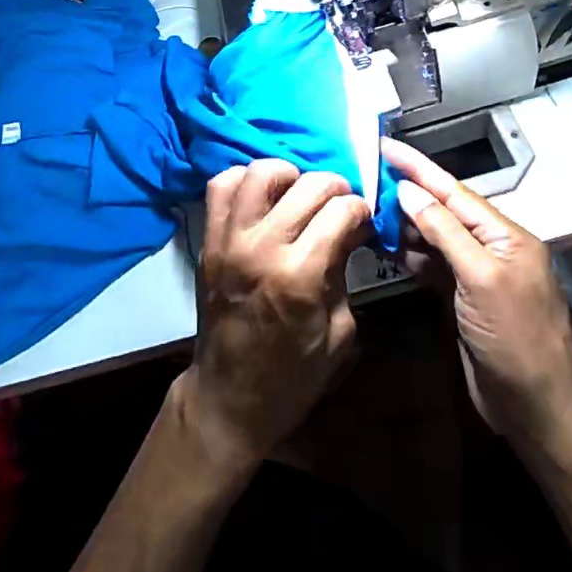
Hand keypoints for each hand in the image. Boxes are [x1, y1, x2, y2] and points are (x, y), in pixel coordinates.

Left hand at [187, 160, 368, 467]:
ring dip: (290, 175)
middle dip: (336, 189)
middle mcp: (261, 248)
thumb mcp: (340, 329)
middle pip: (309, 184)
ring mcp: (228, 241)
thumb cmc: (294, 374)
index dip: (361, 210)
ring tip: (300, 195)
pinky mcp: (208, 242)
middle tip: (339, 207)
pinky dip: (246, 181)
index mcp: (300, 275)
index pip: (341, 209)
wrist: (229, 399)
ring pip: (261, 172)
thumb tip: (353, 225)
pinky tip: (266, 198)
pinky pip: (221, 186)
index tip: (363, 222)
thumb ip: (345, 269)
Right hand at [382, 138, 571, 447]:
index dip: (418, 168)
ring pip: (434, 237)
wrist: (535, 406)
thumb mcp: (482, 278)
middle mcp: (489, 245)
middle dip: (406, 192)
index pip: (454, 191)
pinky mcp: (461, 298)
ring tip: (365, 206)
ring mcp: (475, 273)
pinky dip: (409, 255)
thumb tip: (410, 192)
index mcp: (504, 232)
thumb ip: (446, 233)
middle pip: (443, 210)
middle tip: (364, 176)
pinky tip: (384, 245)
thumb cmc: (515, 337)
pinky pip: (432, 266)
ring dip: (403, 223)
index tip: (385, 146)